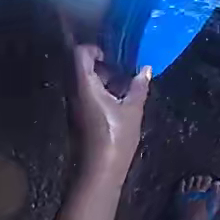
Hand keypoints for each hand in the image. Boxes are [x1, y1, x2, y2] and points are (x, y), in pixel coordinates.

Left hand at [66, 37, 149, 177]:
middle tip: (121, 68)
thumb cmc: (115, 137)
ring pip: (82, 81)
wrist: (99, 171)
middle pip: (80, 66)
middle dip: (100, 63)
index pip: (80, 53)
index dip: (94, 48)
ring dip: (100, 78)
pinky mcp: (78, 115)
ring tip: (123, 84)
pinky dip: (98, 90)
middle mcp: (74, 91)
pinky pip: (84, 93)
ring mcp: (74, 104)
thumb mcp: (132, 110)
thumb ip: (138, 87)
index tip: (112, 54)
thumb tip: (146, 69)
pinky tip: (117, 100)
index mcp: (84, 84)